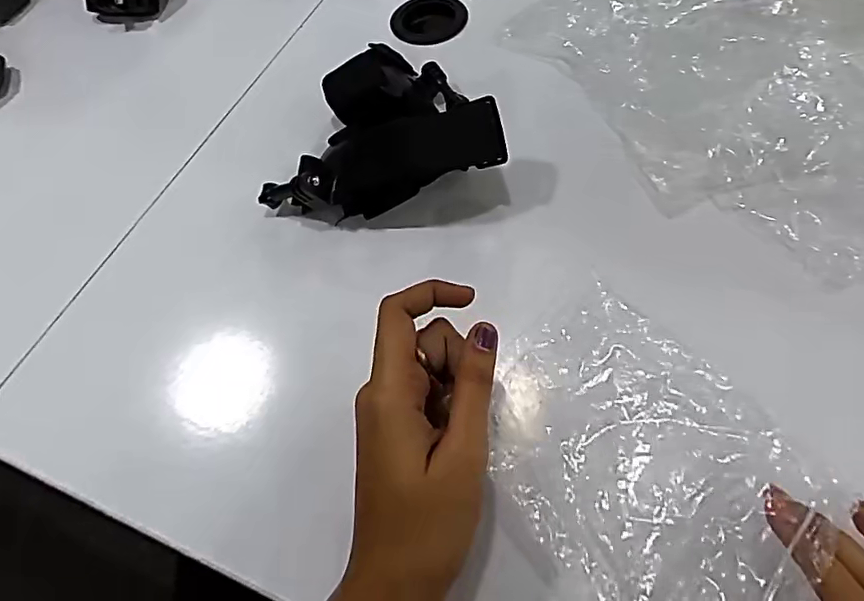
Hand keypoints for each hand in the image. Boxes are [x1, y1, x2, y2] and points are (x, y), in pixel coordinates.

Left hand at [333, 281, 498, 600]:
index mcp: (388, 392)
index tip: (473, 299)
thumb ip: (473, 385)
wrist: (393, 588)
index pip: (396, 313)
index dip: (432, 292)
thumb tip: (483, 327)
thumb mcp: (463, 453)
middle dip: (457, 358)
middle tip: (470, 413)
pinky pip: (426, 392)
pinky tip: (456, 442)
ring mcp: (385, 411)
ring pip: (428, 366)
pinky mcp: (394, 428)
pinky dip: (449, 404)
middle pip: (422, 340)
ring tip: (463, 438)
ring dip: (456, 386)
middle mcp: (380, 392)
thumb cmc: (426, 526)